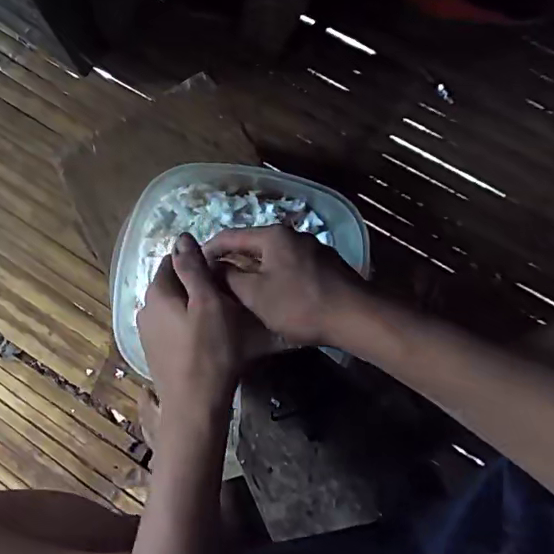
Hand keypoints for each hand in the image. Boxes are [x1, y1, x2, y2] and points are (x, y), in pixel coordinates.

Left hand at [138, 234, 254, 421]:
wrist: (194, 407)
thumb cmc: (208, 352)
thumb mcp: (208, 303)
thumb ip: (193, 269)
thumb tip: (181, 237)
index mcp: (155, 293)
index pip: (172, 261)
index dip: (196, 262)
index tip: (220, 273)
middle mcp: (144, 308)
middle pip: (171, 284)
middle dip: (194, 284)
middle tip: (225, 297)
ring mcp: (146, 332)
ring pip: (171, 306)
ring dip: (191, 306)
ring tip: (218, 318)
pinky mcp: (154, 351)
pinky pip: (171, 326)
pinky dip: (186, 325)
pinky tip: (205, 337)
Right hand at [203, 226, 363, 347]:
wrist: (357, 318)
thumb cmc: (300, 304)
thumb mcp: (254, 294)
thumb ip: (228, 278)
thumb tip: (213, 267)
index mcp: (272, 236)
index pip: (229, 236)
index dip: (208, 250)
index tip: (195, 266)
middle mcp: (292, 235)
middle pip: (252, 245)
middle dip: (231, 261)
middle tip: (215, 281)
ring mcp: (312, 249)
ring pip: (272, 257)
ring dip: (253, 271)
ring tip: (240, 290)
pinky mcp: (327, 266)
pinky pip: (289, 267)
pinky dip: (274, 277)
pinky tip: (272, 296)